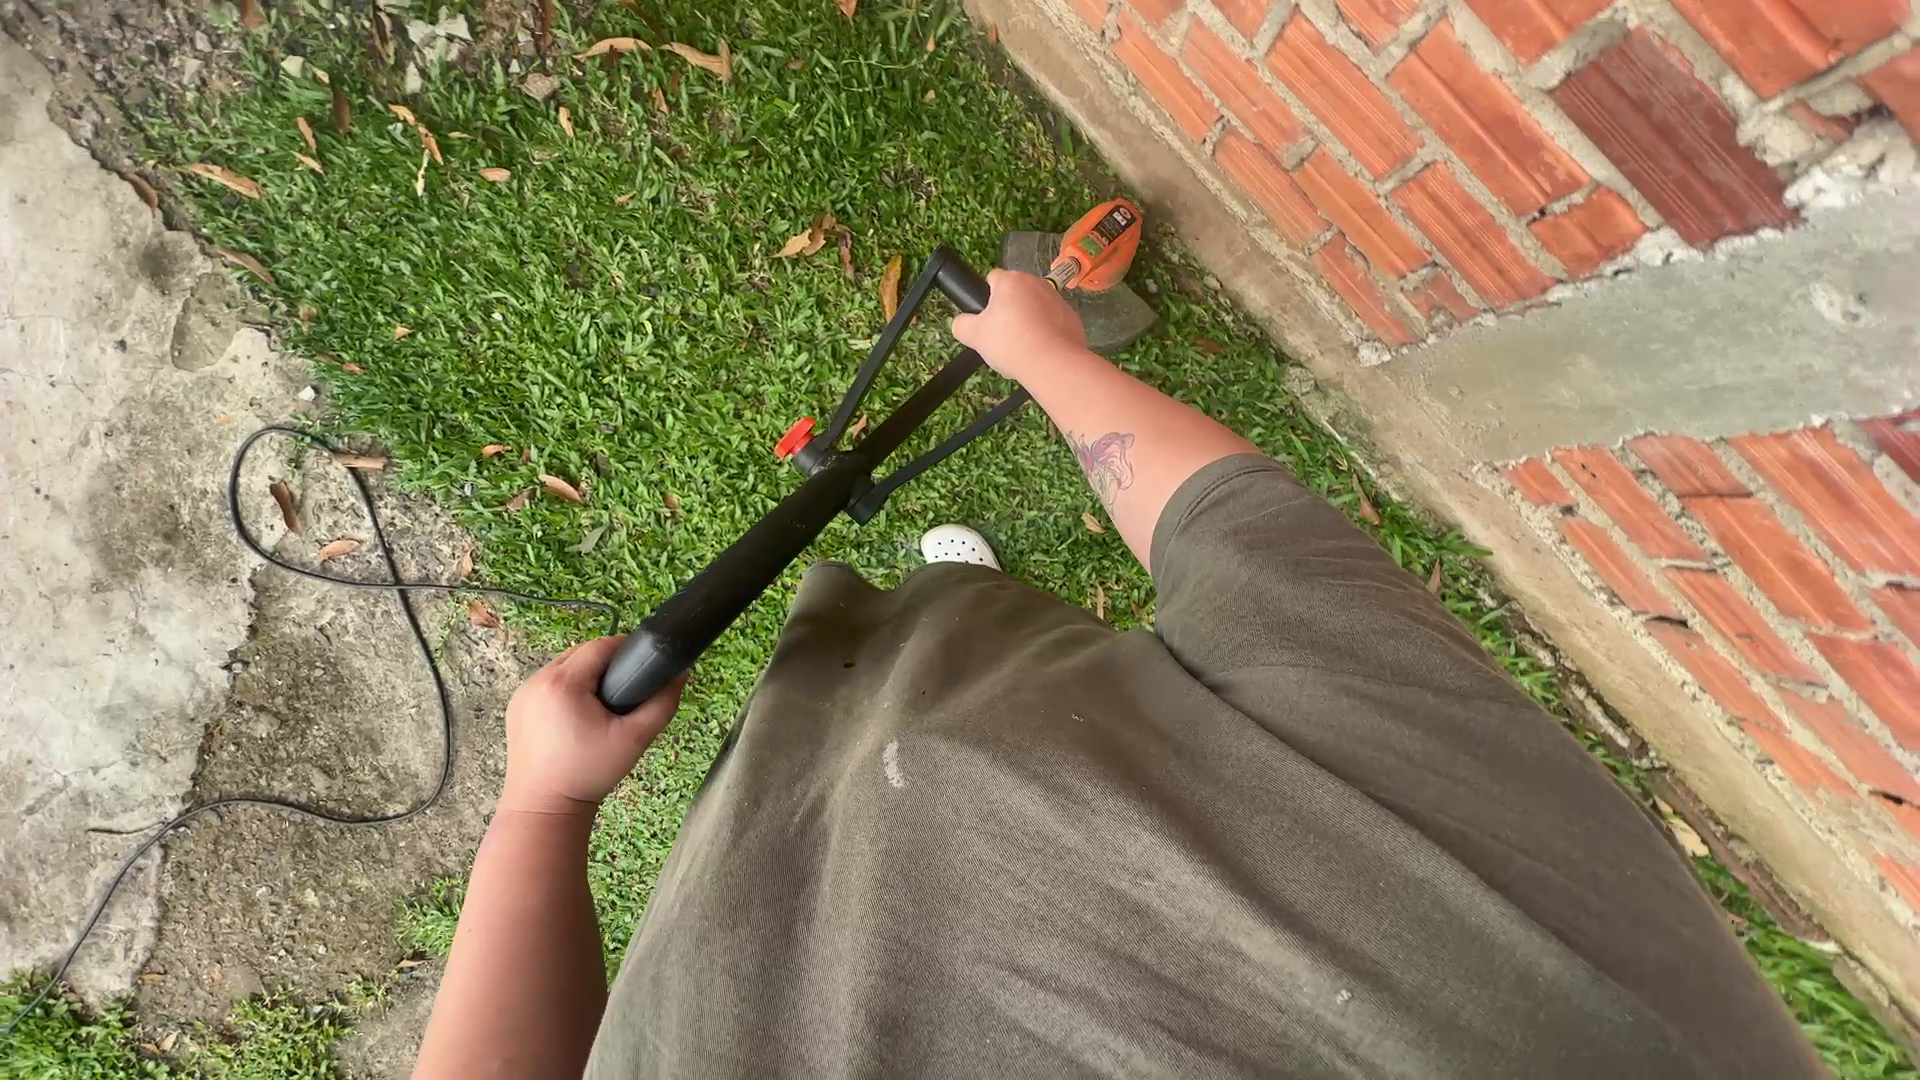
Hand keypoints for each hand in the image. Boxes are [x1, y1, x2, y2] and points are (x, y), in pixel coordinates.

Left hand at [498, 636, 683, 817]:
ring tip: (607, 699)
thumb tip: (682, 673)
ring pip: (564, 666)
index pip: (600, 646)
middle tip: (629, 687)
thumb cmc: (589, 772)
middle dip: (607, 662)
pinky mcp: (516, 708)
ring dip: (587, 673)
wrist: (544, 808)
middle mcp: (536, 682)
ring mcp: (522, 694)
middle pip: (580, 653)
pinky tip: (582, 710)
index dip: (626, 649)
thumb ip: (663, 702)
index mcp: (562, 684)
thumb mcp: (636, 738)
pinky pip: (549, 683)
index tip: (644, 666)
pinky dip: (568, 687)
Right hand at [950, 268, 1090, 379]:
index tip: (988, 319)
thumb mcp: (974, 336)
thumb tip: (962, 323)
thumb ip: (962, 325)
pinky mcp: (1072, 317)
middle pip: (1016, 294)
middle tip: (1003, 337)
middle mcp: (1036, 283)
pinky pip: (1053, 322)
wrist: (1052, 363)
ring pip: (1036, 308)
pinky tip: (1041, 352)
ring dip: (1028, 322)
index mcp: (1011, 281)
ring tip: (1023, 348)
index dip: (987, 298)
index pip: (993, 278)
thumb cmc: (1010, 343)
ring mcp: (1057, 299)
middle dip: (1009, 311)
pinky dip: (1047, 334)